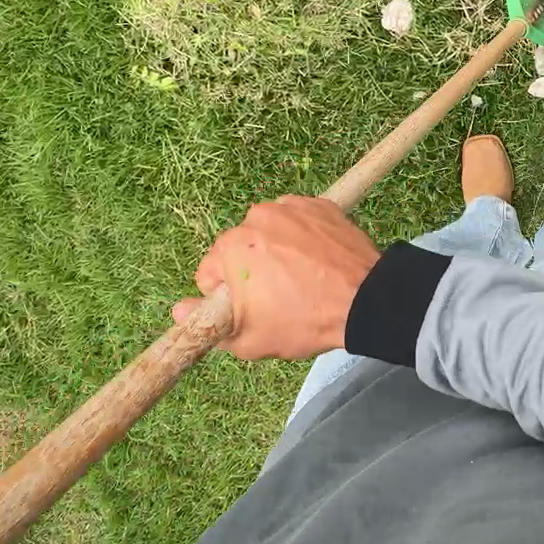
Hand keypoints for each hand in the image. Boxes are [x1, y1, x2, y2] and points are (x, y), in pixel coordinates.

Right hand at [173, 195, 379, 360]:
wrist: (365, 301)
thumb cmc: (304, 321)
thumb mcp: (247, 339)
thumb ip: (204, 325)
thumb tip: (178, 311)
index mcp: (231, 247)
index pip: (211, 272)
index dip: (228, 296)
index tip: (252, 307)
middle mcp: (257, 217)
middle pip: (241, 248)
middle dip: (252, 269)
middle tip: (280, 294)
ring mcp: (292, 207)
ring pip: (270, 231)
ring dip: (278, 248)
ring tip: (302, 277)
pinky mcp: (320, 204)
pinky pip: (300, 220)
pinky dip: (304, 235)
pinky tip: (317, 259)